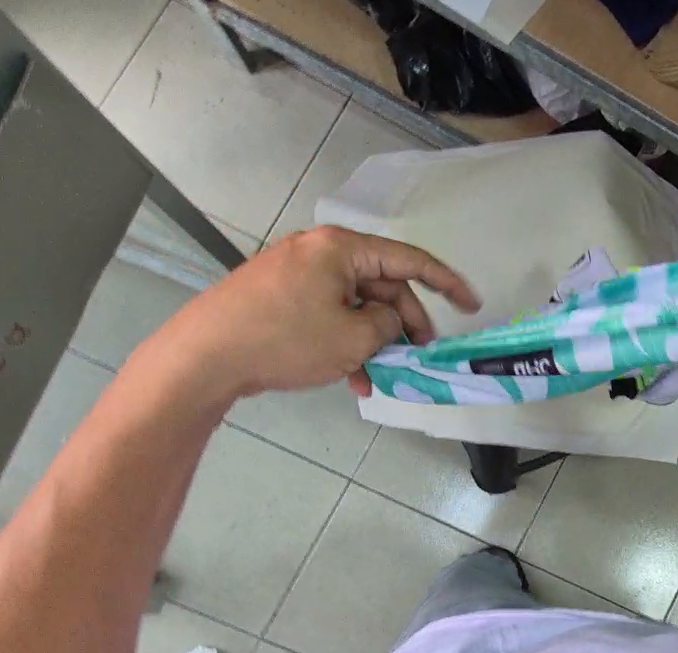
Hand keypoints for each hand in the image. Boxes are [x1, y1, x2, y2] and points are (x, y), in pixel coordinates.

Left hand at [140, 226, 479, 400]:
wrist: (205, 356)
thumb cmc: (286, 340)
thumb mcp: (355, 337)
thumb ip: (389, 324)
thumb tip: (390, 320)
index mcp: (340, 249)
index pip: (409, 259)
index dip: (447, 283)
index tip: (473, 305)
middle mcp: (319, 252)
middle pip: (383, 284)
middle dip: (405, 323)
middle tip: (418, 355)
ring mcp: (297, 273)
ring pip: (357, 305)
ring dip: (376, 340)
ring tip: (381, 376)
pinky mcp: (281, 297)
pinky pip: (331, 315)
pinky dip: (347, 343)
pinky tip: (352, 378)